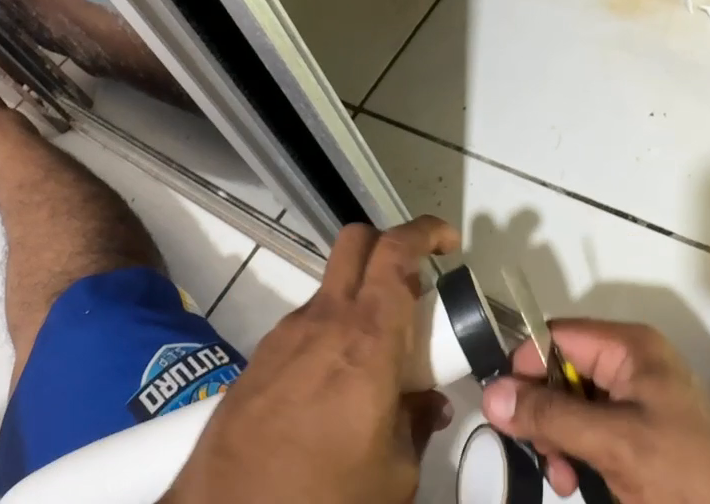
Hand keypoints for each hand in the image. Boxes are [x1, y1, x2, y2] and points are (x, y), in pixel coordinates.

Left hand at [162, 216, 461, 502]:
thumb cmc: (323, 494)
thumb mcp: (394, 474)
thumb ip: (417, 426)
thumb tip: (427, 405)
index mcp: (368, 337)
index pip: (396, 252)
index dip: (426, 232)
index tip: (448, 242)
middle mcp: (326, 319)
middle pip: (356, 242)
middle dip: (391, 243)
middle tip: (418, 281)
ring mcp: (287, 333)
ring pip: (332, 285)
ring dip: (360, 297)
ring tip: (378, 354)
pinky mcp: (261, 356)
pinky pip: (307, 323)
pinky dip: (331, 332)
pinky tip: (336, 383)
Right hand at [482, 319, 709, 502]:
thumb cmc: (685, 471)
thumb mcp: (614, 442)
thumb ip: (551, 416)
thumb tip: (491, 393)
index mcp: (628, 348)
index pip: (557, 337)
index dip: (526, 366)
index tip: (505, 409)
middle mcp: (628, 365)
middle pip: (560, 372)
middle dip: (542, 413)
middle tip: (541, 454)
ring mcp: (634, 401)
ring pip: (570, 407)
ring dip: (556, 441)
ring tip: (562, 478)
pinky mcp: (638, 436)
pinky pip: (589, 432)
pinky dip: (575, 454)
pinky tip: (575, 481)